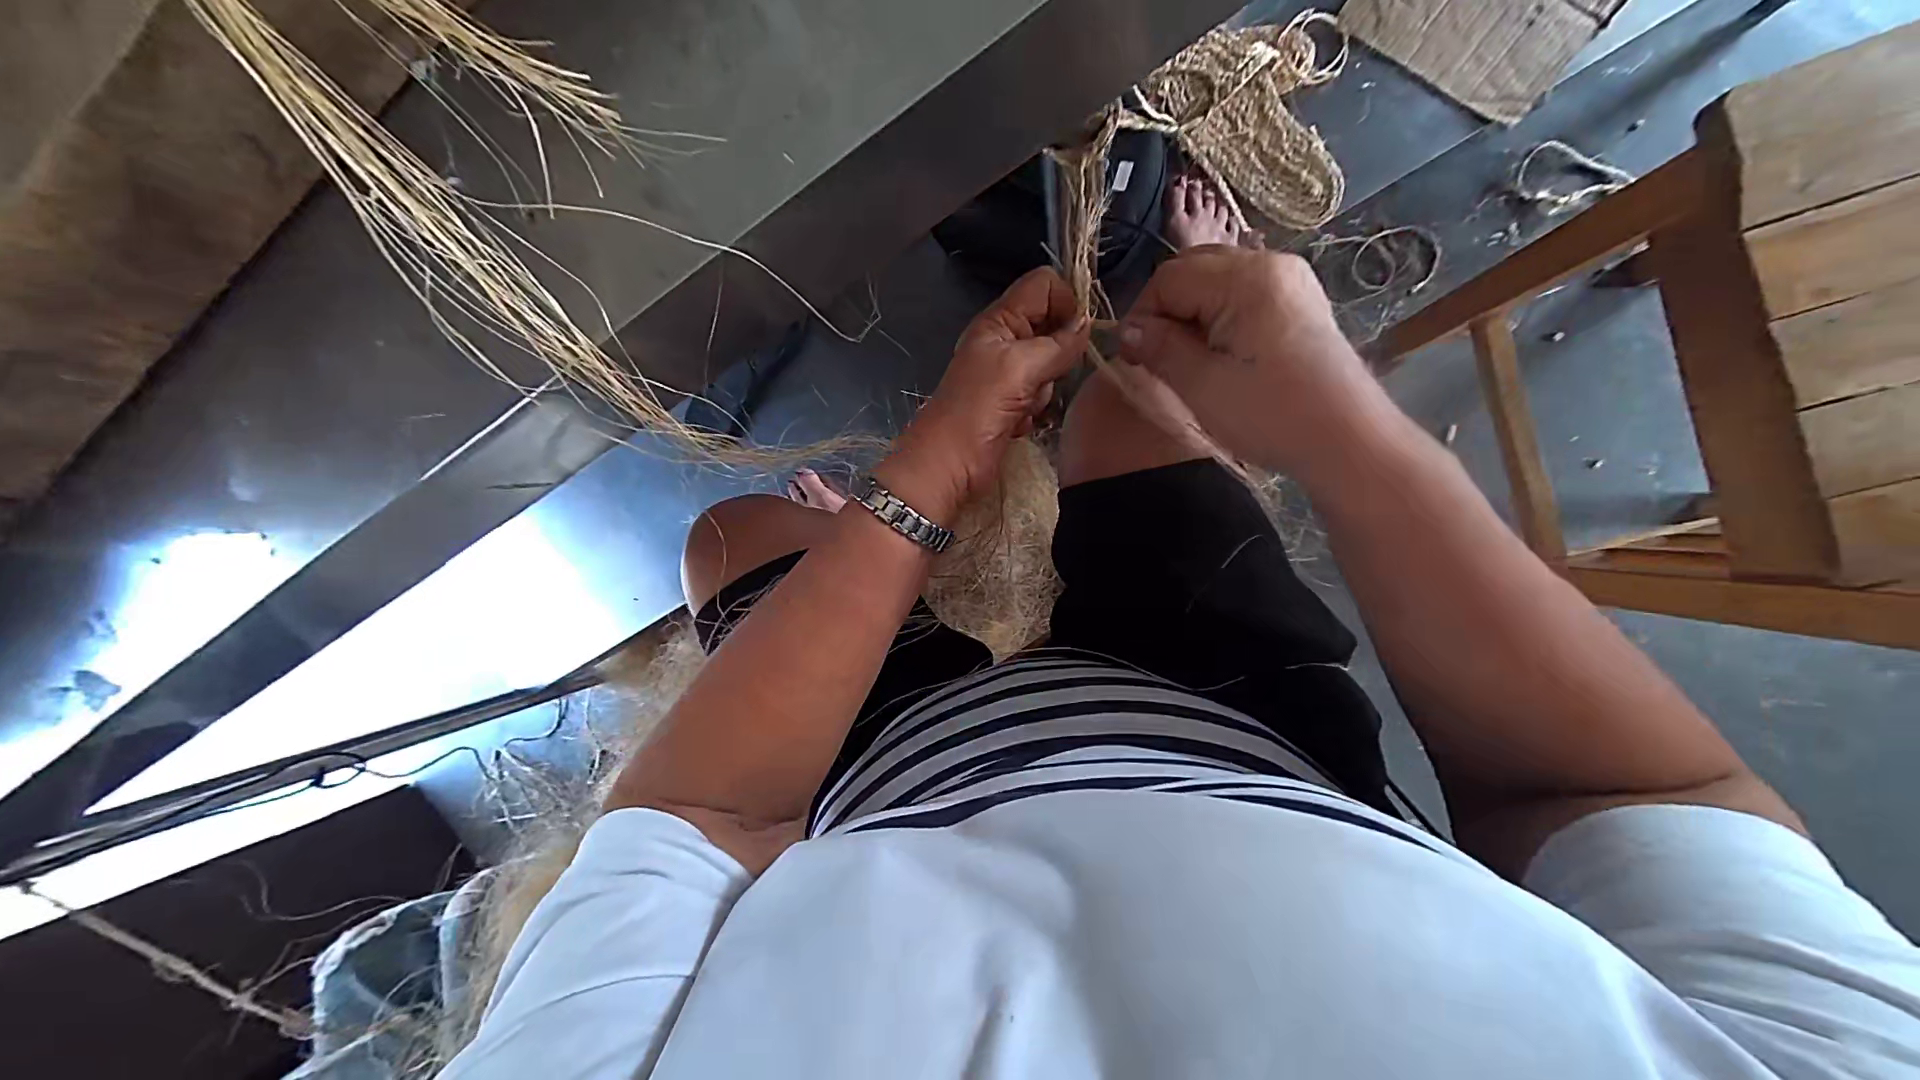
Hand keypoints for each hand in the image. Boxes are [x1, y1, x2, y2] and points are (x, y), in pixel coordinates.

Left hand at [880, 267, 1089, 518]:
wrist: (948, 465)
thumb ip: (1058, 343)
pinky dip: (1036, 410)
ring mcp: (1008, 374)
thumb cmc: (977, 410)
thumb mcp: (1019, 367)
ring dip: (1045, 388)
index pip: (1044, 285)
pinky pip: (1042, 395)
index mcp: (998, 320)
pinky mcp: (1012, 404)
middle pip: (1052, 326)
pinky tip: (1018, 423)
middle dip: (1058, 353)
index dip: (1066, 301)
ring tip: (1024, 405)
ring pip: (1052, 365)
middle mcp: (1004, 341)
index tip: (1076, 333)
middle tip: (1043, 376)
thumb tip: (1087, 324)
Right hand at [1115, 248, 1384, 473]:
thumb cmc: (1271, 416)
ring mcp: (1289, 280)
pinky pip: (1240, 293)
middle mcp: (1270, 264)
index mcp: (1246, 278)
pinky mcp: (1297, 301)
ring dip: (1189, 314)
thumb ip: (1159, 349)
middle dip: (1165, 311)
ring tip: (1185, 360)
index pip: (1169, 277)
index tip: (1133, 358)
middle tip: (1156, 358)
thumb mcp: (1202, 386)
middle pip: (1192, 269)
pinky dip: (1216, 316)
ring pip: (1215, 280)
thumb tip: (1126, 331)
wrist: (1348, 440)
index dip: (1142, 316)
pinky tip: (1215, 353)